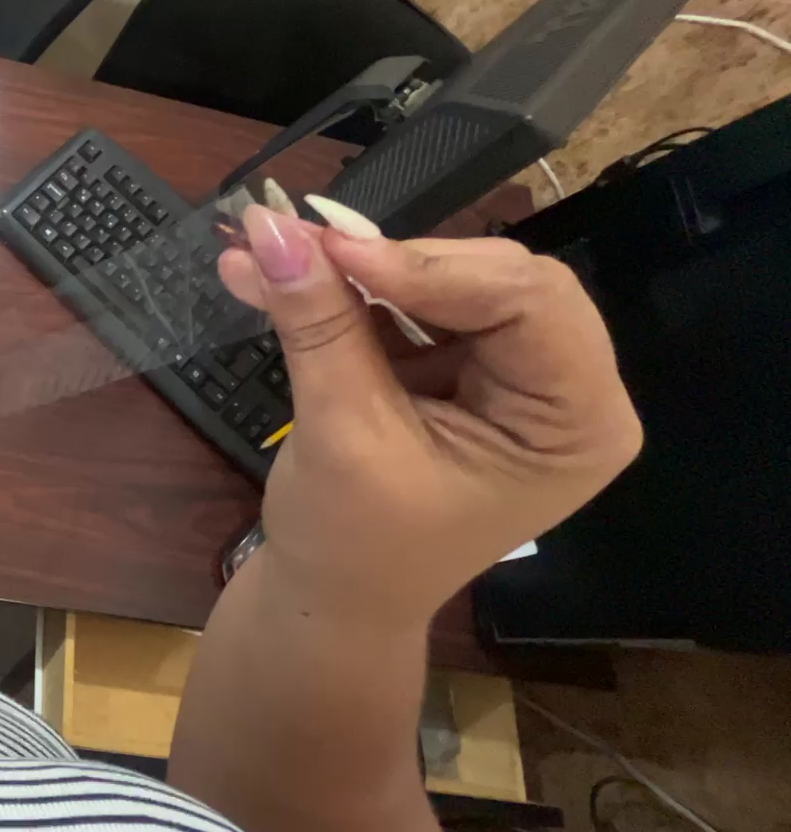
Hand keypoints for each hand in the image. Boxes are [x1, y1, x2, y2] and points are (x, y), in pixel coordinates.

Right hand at [216, 204, 642, 622]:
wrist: (325, 596)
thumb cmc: (349, 541)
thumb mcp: (338, 433)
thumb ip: (315, 329)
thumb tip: (269, 235)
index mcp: (571, 419)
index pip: (526, 302)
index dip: (427, 267)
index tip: (327, 248)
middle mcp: (549, 389)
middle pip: (478, 284)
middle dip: (378, 263)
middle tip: (289, 241)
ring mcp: (491, 381)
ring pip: (424, 293)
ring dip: (339, 274)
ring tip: (261, 249)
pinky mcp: (436, 380)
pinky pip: (387, 320)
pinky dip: (327, 300)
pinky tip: (264, 279)